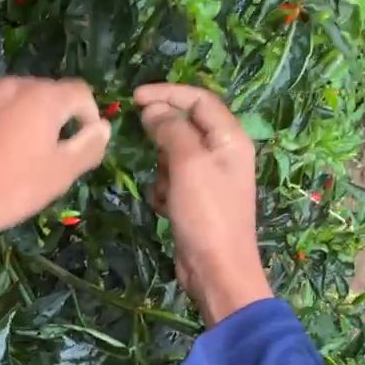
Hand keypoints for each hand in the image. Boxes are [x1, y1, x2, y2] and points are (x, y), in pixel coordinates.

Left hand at [0, 77, 110, 234]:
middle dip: (58, 116)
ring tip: (24, 154)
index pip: (80, 92)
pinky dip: (0, 127)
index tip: (86, 143)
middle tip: (56, 151)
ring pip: (16, 102)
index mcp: (41, 97)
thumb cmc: (15, 187)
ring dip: (27, 120)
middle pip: (46, 93)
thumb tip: (103, 127)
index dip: (90, 116)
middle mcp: (11, 87)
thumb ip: (89, 146)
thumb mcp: (61, 172)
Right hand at [135, 83, 271, 326]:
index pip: (199, 100)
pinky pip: (172, 182)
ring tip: (164, 188)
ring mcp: (209, 179)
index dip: (167, 93)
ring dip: (161, 168)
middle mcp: (223, 154)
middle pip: (185, 126)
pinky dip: (163, 190)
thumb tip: (152, 110)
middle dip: (162, 137)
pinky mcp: (196, 201)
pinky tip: (164, 207)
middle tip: (143, 145)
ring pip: (174, 155)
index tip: (134, 98)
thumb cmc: (207, 214)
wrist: (216, 270)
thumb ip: (171, 130)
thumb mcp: (188, 164)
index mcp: (230, 138)